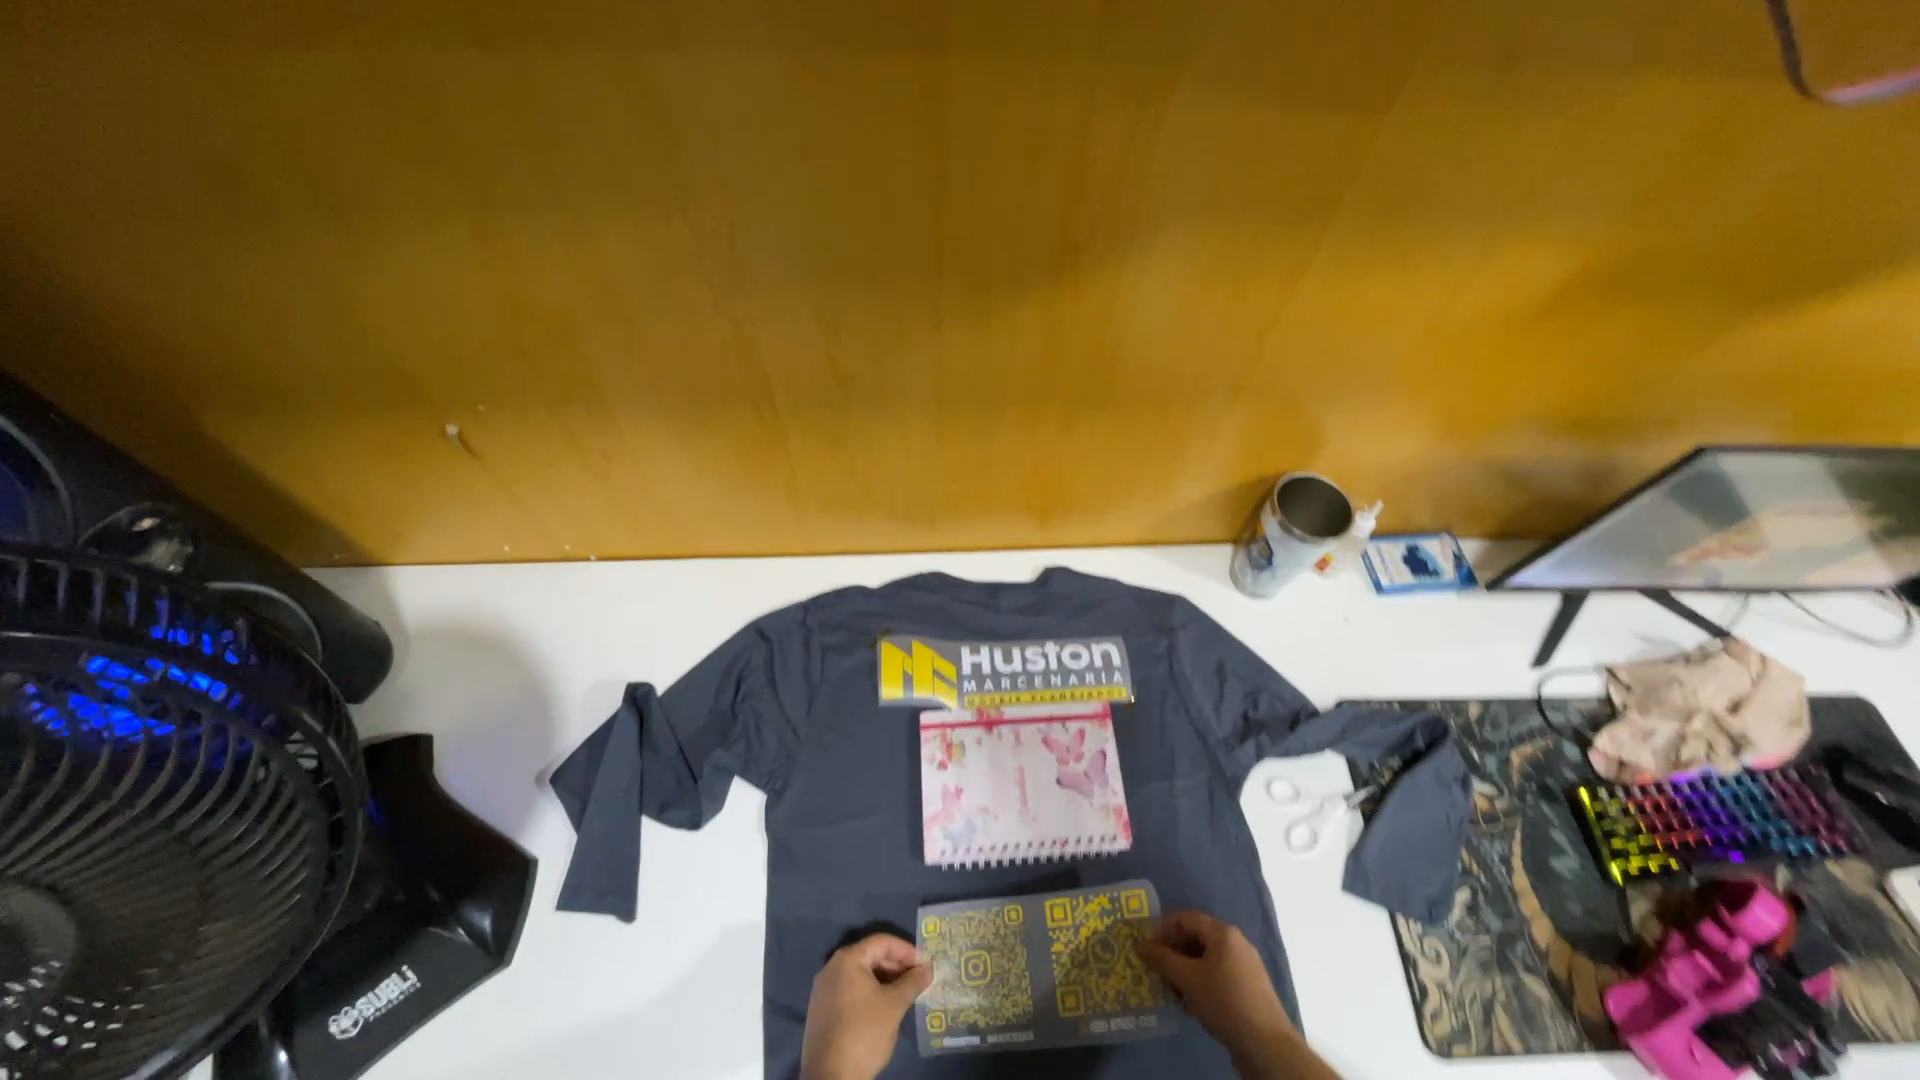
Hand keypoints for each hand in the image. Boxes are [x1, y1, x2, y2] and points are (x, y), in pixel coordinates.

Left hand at [800, 933, 931, 1079]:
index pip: (882, 942)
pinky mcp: (822, 1010)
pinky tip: (884, 1008)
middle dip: (897, 965)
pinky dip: (870, 992)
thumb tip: (927, 969)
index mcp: (847, 960)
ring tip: (905, 994)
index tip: (926, 965)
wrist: (830, 1076)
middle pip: (870, 956)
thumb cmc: (864, 1032)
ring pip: (860, 975)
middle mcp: (831, 968)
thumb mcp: (894, 1005)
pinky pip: (850, 990)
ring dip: (885, 980)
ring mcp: (824, 990)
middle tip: (918, 980)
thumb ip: (912, 982)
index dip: (907, 951)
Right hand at [1136, 910, 1300, 1073]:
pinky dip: (1201, 983)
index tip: (1147, 951)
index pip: (1185, 918)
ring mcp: (1245, 965)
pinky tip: (1193, 1005)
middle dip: (1173, 953)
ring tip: (1174, 992)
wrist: (1266, 1044)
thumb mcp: (1187, 979)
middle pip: (1196, 938)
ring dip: (1185, 971)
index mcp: (1223, 933)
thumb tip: (1141, 945)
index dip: (1162, 930)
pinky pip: (1218, 975)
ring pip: (1206, 959)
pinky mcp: (1249, 986)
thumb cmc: (1223, 1002)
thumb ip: (1162, 959)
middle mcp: (1236, 942)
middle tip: (1158, 972)